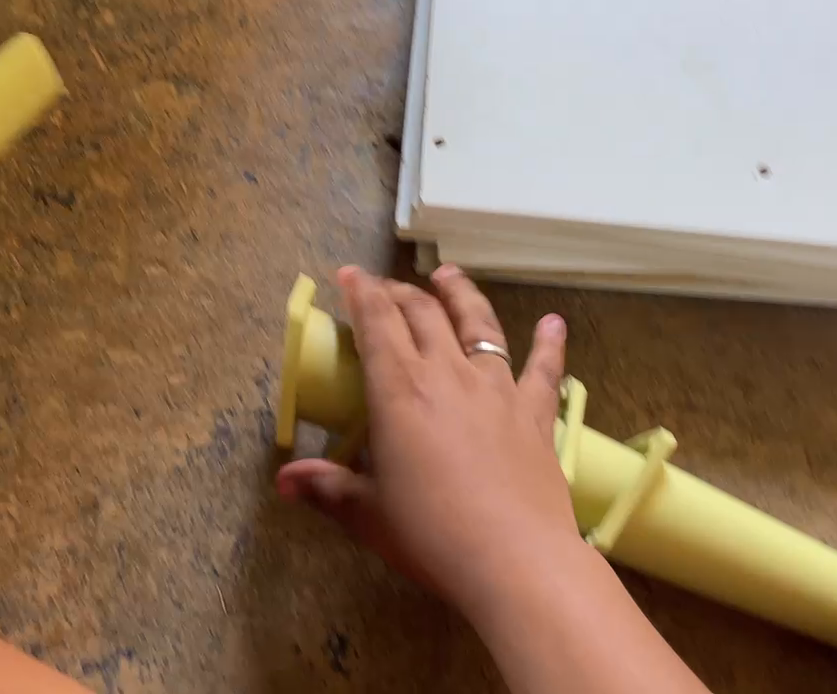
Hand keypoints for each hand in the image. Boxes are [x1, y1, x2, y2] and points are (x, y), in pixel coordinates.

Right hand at [275, 265, 579, 618]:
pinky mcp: (535, 414)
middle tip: (385, 287)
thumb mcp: (368, 512)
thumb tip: (282, 481)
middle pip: (422, 313)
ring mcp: (495, 388)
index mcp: (399, 388)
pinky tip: (554, 322)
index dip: (362, 291)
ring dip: (461, 295)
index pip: (377, 321)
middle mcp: (446, 373)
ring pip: (478, 324)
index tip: (350, 274)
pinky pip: (543, 370)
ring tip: (448, 274)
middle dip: (399, 292)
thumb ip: (326, 488)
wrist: (517, 562)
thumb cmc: (431, 534)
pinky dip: (549, 344)